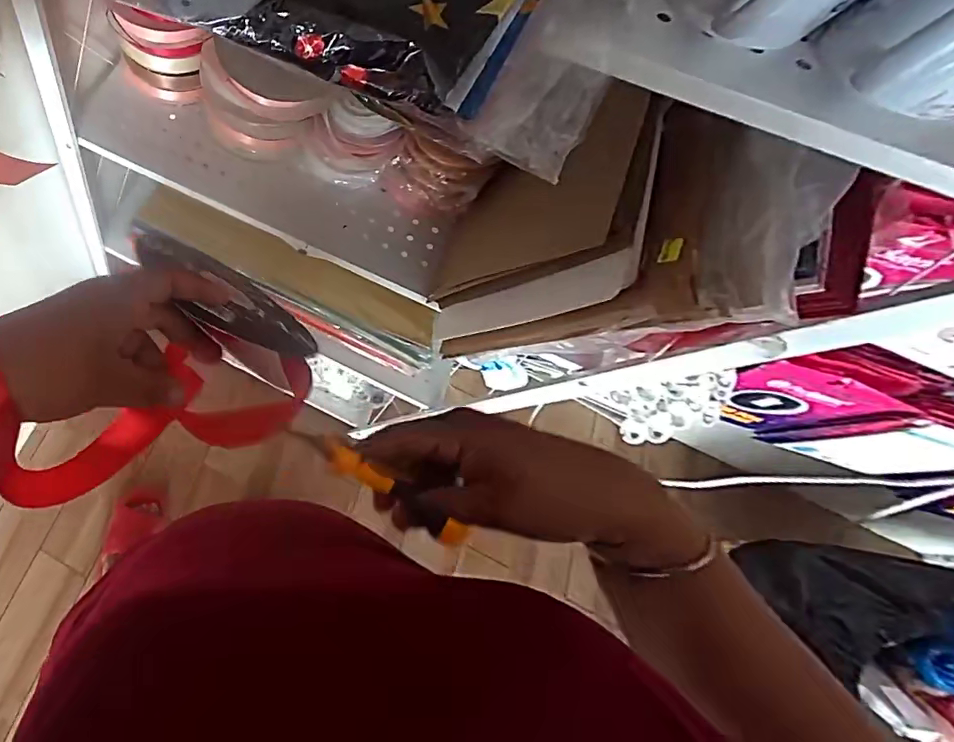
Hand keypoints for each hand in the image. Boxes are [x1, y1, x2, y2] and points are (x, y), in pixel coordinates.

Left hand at [0, 269, 229, 426]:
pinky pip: (115, 338)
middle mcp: (109, 296)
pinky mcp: (73, 330)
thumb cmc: (56, 367)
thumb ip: (150, 387)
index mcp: (122, 295)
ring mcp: (89, 312)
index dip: (204, 288)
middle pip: (158, 306)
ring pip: (137, 326)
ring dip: (157, 352)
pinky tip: (140, 387)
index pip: (172, 280)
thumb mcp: (108, 381)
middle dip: (186, 331)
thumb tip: (182, 392)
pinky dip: (133, 358)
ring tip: (174, 387)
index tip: (232, 302)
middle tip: (213, 360)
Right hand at [357, 409, 709, 568]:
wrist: (611, 497)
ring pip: (430, 461)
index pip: (398, 437)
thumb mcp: (487, 507)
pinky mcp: (489, 454)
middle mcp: (460, 427)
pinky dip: (441, 491)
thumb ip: (438, 502)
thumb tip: (400, 500)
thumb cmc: (547, 498)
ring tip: (415, 525)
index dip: (368, 452)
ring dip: (419, 490)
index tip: (342, 466)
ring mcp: (475, 439)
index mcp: (457, 430)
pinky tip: (442, 519)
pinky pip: (451, 468)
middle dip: (395, 479)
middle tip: (386, 513)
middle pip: (411, 449)